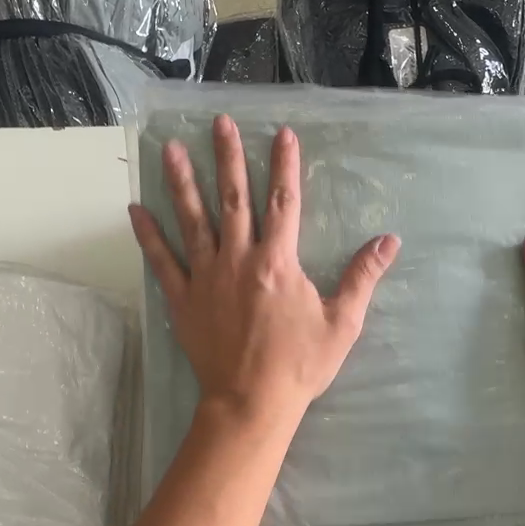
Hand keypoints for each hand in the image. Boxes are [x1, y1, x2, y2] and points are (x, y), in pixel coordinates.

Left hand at [130, 116, 399, 428]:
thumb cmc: (300, 365)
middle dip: (227, 158)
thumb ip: (362, 278)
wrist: (252, 401)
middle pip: (233, 199)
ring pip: (193, 220)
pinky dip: (149, 235)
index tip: (282, 134)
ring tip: (169, 149)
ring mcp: (206, 278)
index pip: (284, 202)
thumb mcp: (342, 323)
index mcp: (278, 262)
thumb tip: (388, 241)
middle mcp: (239, 259)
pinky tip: (135, 209)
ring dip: (182, 182)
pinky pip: (162, 261)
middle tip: (220, 124)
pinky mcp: (183, 300)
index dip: (284, 165)